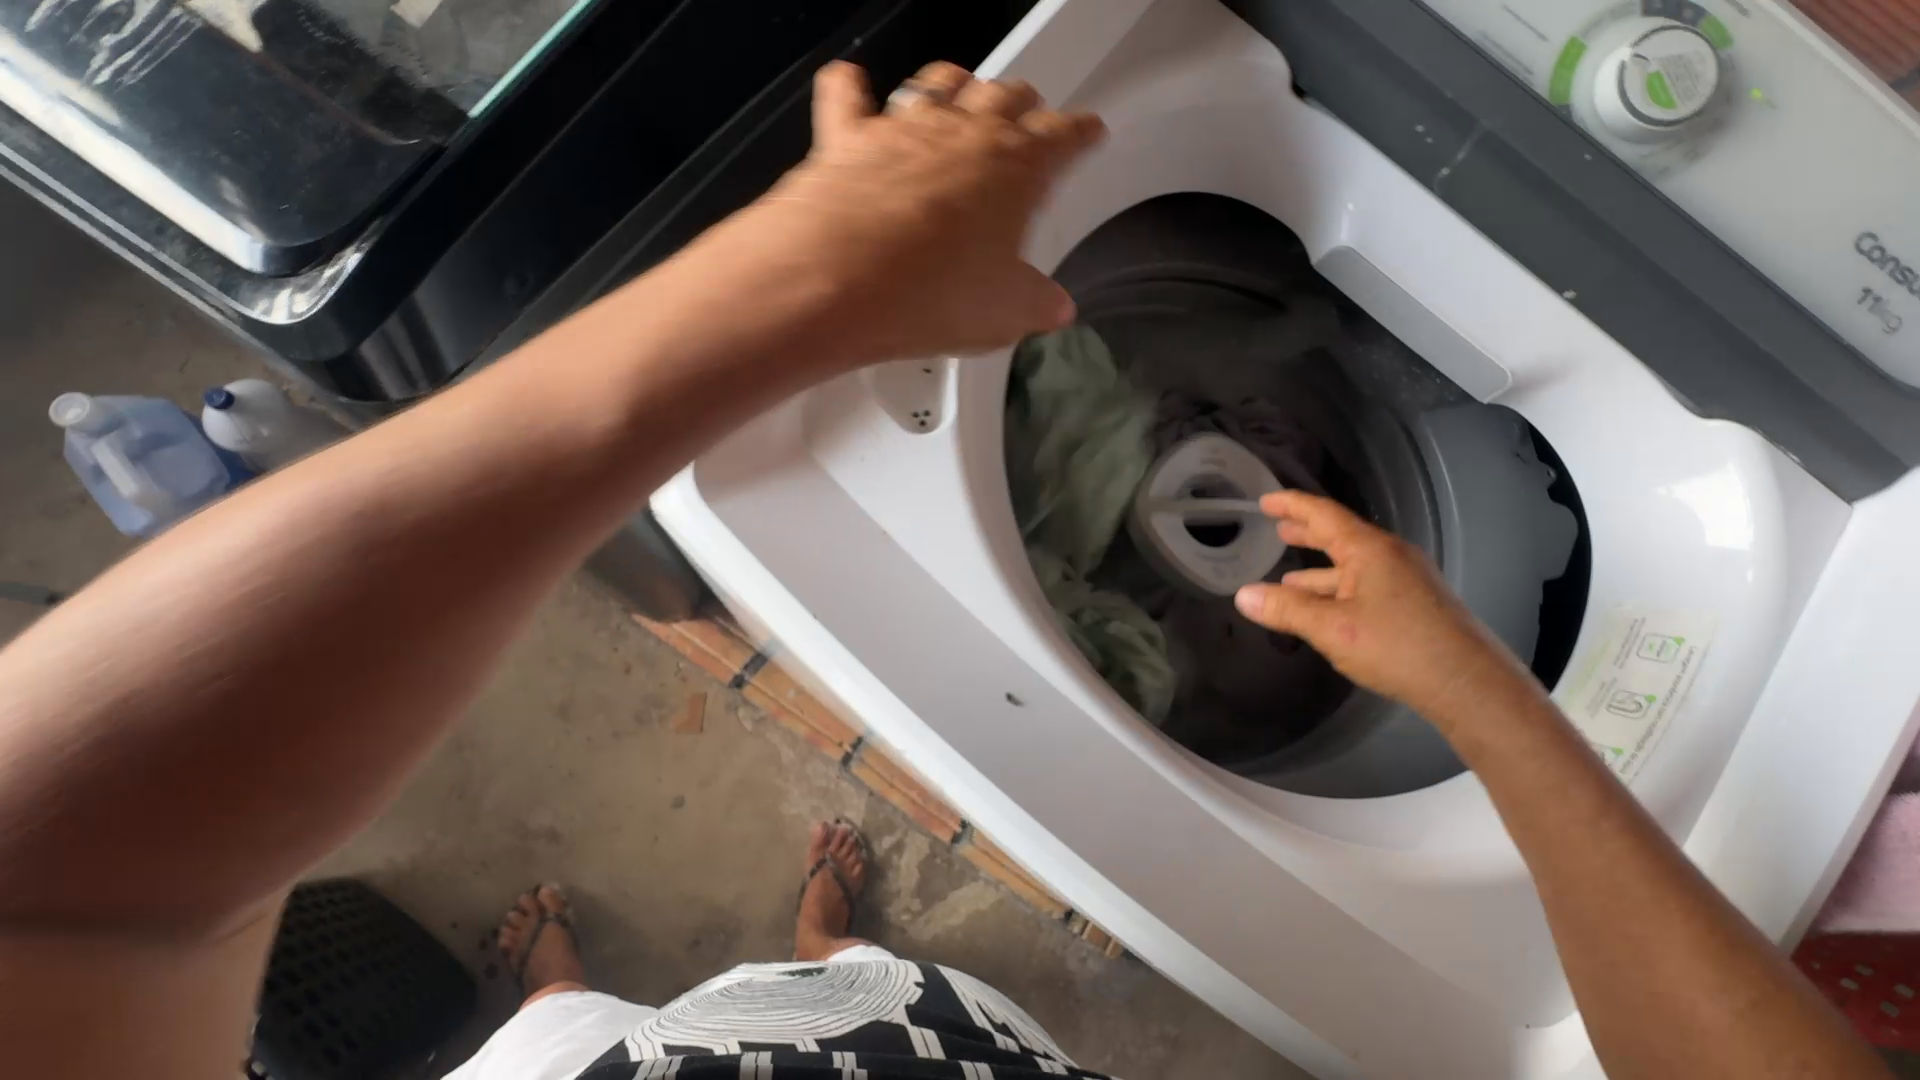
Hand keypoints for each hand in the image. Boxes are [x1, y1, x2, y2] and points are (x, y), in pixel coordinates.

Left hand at [742, 61, 1105, 367]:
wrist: (841, 279)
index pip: (1063, 138)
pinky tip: (853, 86)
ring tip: (963, 92)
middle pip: (1005, 98)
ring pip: (940, 83)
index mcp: (1018, 168)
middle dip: (1023, 103)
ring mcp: (904, 130)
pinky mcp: (847, 140)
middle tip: (1030, 112)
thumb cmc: (932, 291)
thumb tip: (1055, 308)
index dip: (1080, 134)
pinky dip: (851, 87)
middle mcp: (964, 134)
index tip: (1087, 132)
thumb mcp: (1006, 312)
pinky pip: (847, 95)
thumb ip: (1037, 303)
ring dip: (957, 85)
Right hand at [1233, 491, 1542, 733]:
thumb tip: (1243, 595)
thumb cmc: (1397, 647)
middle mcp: (1391, 556)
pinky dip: (1338, 589)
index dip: (1292, 505)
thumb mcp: (1331, 629)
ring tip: (1289, 579)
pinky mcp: (1416, 604)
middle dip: (1308, 534)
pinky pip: (1367, 585)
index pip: (1323, 515)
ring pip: (1353, 566)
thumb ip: (1285, 610)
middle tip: (1279, 529)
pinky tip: (1327, 609)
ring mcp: (1407, 580)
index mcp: (1369, 550)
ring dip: (1320, 570)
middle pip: (1341, 536)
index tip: (1265, 501)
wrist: (1469, 684)